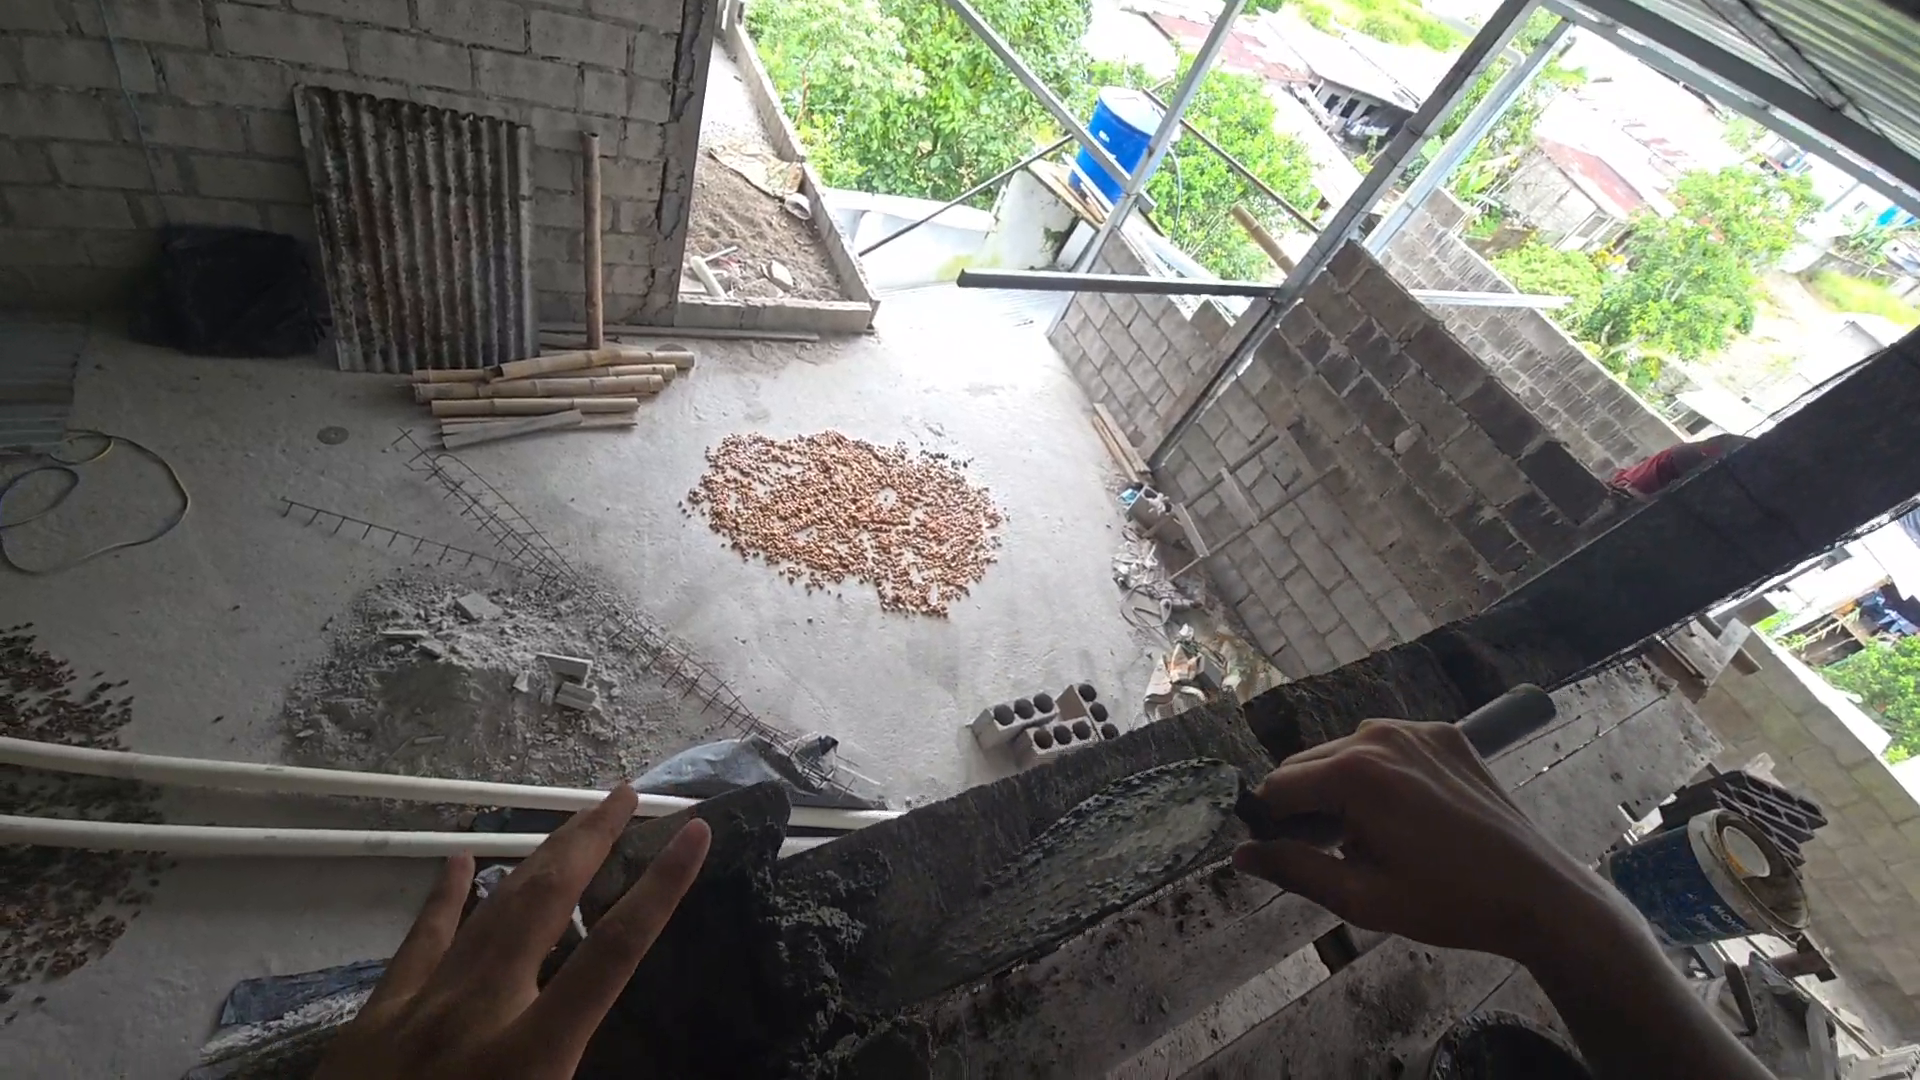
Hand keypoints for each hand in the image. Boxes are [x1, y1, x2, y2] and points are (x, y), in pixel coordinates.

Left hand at [313, 787, 710, 1079]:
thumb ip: (572, 1066)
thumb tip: (605, 1025)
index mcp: (528, 1057)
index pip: (614, 951)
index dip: (662, 886)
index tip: (695, 833)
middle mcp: (478, 1014)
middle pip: (548, 901)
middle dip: (593, 839)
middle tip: (627, 794)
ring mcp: (419, 1010)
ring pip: (493, 906)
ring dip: (542, 853)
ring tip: (579, 814)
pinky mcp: (373, 1021)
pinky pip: (419, 942)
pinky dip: (444, 896)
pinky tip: (461, 857)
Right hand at [1232, 719, 1608, 963]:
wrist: (1543, 898)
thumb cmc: (1447, 903)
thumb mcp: (1360, 898)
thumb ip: (1292, 869)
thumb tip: (1239, 856)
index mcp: (1353, 773)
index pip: (1278, 786)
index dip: (1273, 822)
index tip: (1291, 851)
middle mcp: (1375, 735)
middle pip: (1306, 764)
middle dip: (1305, 802)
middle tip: (1335, 848)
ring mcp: (1412, 729)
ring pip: (1341, 752)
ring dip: (1339, 785)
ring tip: (1372, 830)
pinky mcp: (1441, 732)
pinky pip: (1383, 745)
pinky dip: (1379, 771)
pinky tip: (1406, 808)